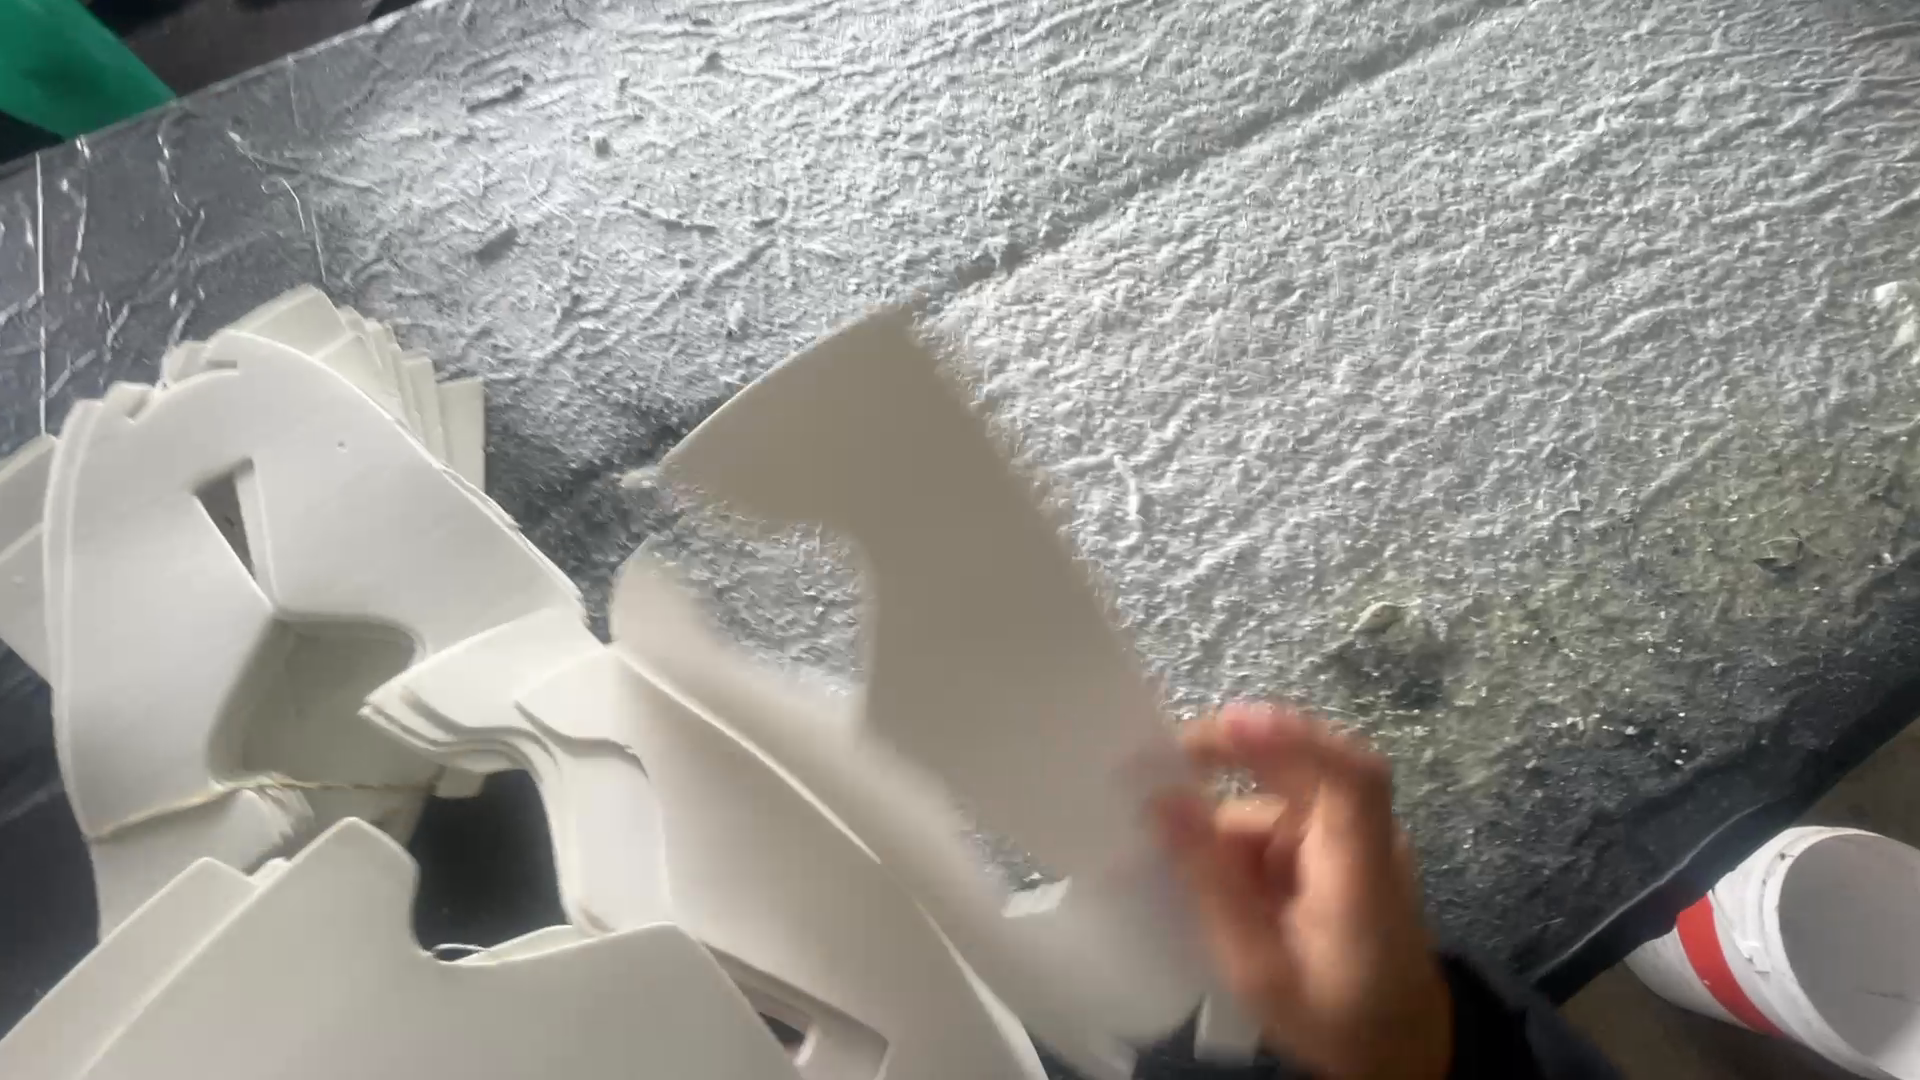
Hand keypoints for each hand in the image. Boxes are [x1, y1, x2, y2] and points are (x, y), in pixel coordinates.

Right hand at [1154, 703, 1452, 1079]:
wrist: (1397, 1053)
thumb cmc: (1335, 1022)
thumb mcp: (1258, 969)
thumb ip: (1211, 883)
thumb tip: (1160, 801)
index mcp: (1362, 870)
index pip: (1351, 777)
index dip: (1293, 736)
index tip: (1228, 725)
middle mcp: (1360, 835)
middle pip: (1303, 759)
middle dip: (1227, 750)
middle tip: (1157, 762)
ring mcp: (1345, 835)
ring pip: (1270, 791)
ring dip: (1220, 818)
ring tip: (1171, 854)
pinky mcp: (1328, 842)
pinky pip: (1269, 815)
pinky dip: (1231, 839)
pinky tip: (1206, 875)